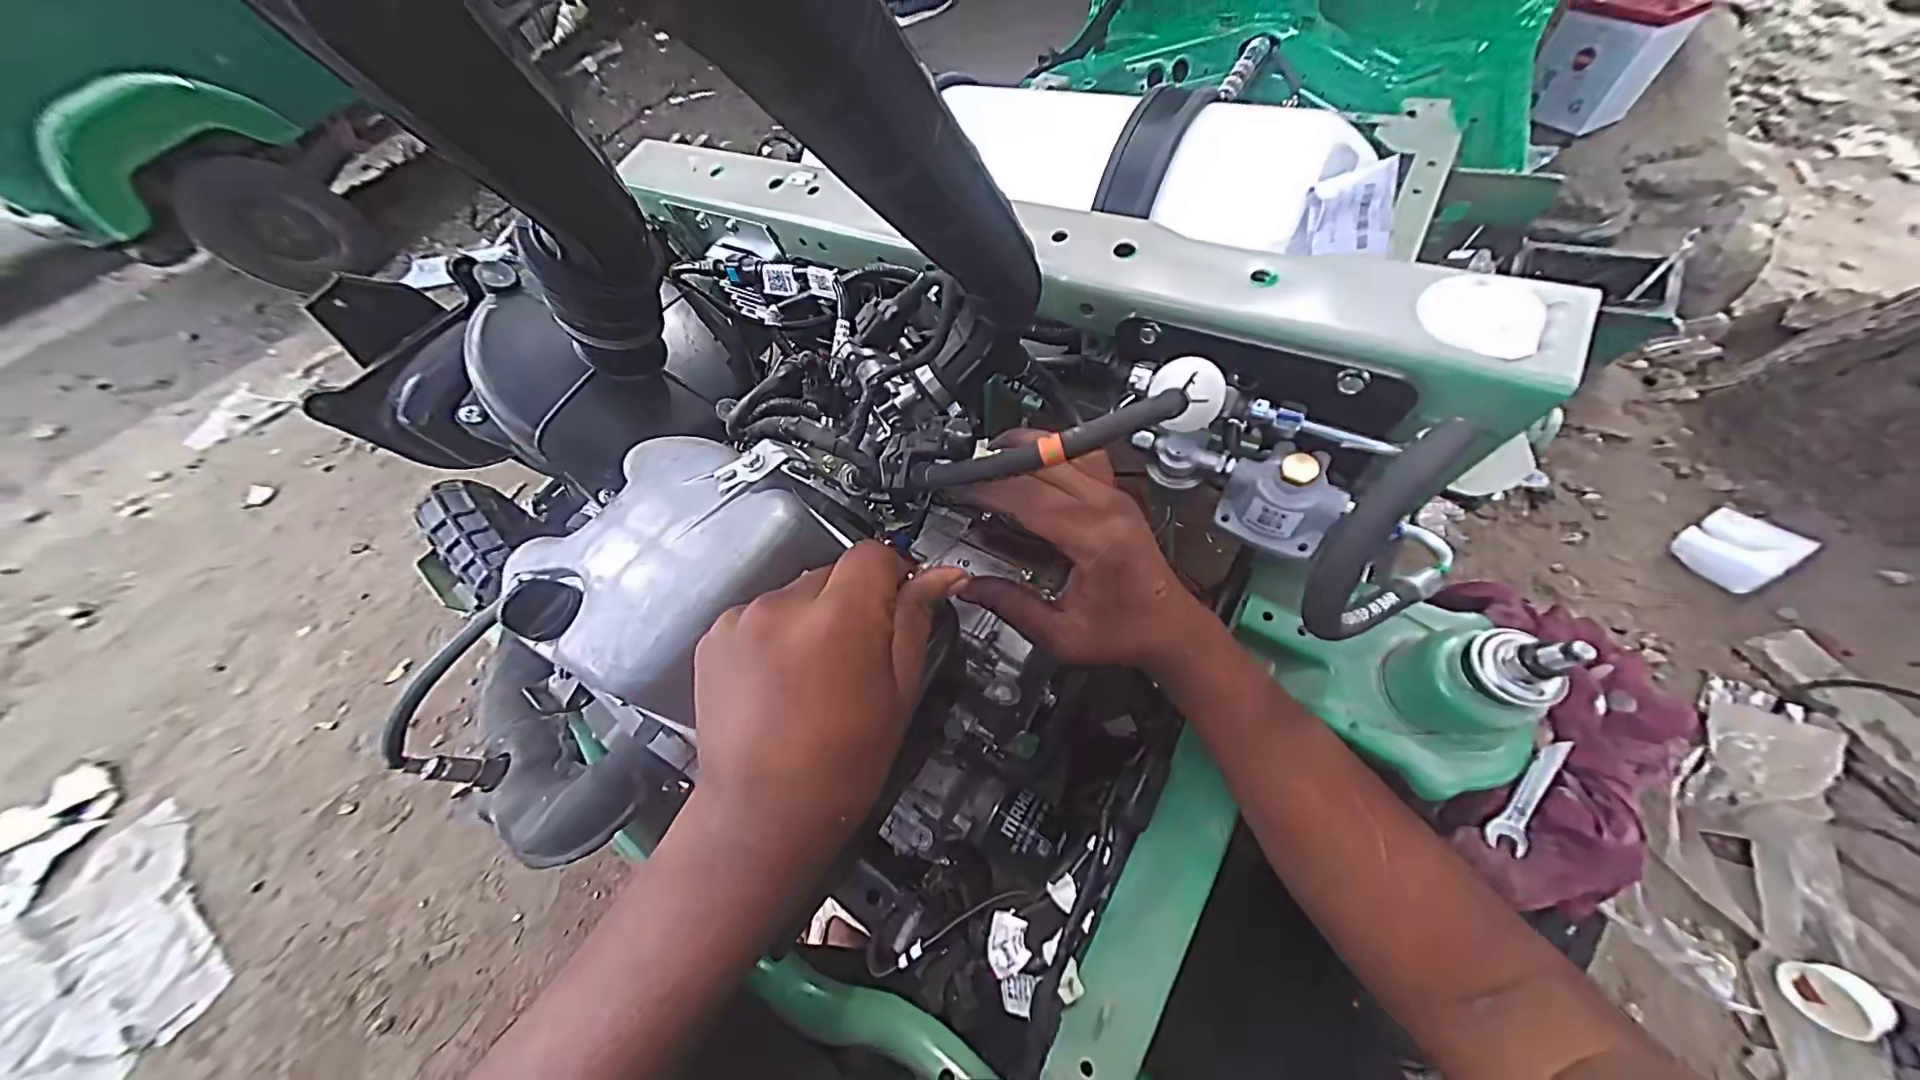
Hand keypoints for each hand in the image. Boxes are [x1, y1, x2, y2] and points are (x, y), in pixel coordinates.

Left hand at [692, 542, 964, 840]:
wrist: (763, 810)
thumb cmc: (838, 765)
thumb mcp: (898, 691)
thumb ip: (916, 621)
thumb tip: (940, 576)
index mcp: (839, 619)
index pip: (874, 554)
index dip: (893, 574)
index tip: (897, 601)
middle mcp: (785, 607)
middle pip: (835, 571)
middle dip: (853, 600)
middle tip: (859, 654)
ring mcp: (744, 620)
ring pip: (799, 591)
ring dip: (814, 617)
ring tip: (816, 673)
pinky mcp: (716, 636)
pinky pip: (763, 612)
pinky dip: (778, 632)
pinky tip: (784, 677)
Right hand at [960, 436, 1220, 677]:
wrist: (1170, 628)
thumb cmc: (1129, 632)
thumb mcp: (1062, 634)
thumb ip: (1012, 607)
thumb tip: (971, 586)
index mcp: (1096, 540)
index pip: (1030, 496)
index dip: (989, 489)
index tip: (962, 490)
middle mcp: (1110, 509)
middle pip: (1046, 461)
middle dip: (1000, 461)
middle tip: (970, 471)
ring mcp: (1117, 498)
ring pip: (1067, 448)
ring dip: (1029, 445)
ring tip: (997, 454)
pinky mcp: (1119, 497)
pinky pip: (1084, 456)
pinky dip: (1054, 451)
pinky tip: (1035, 460)